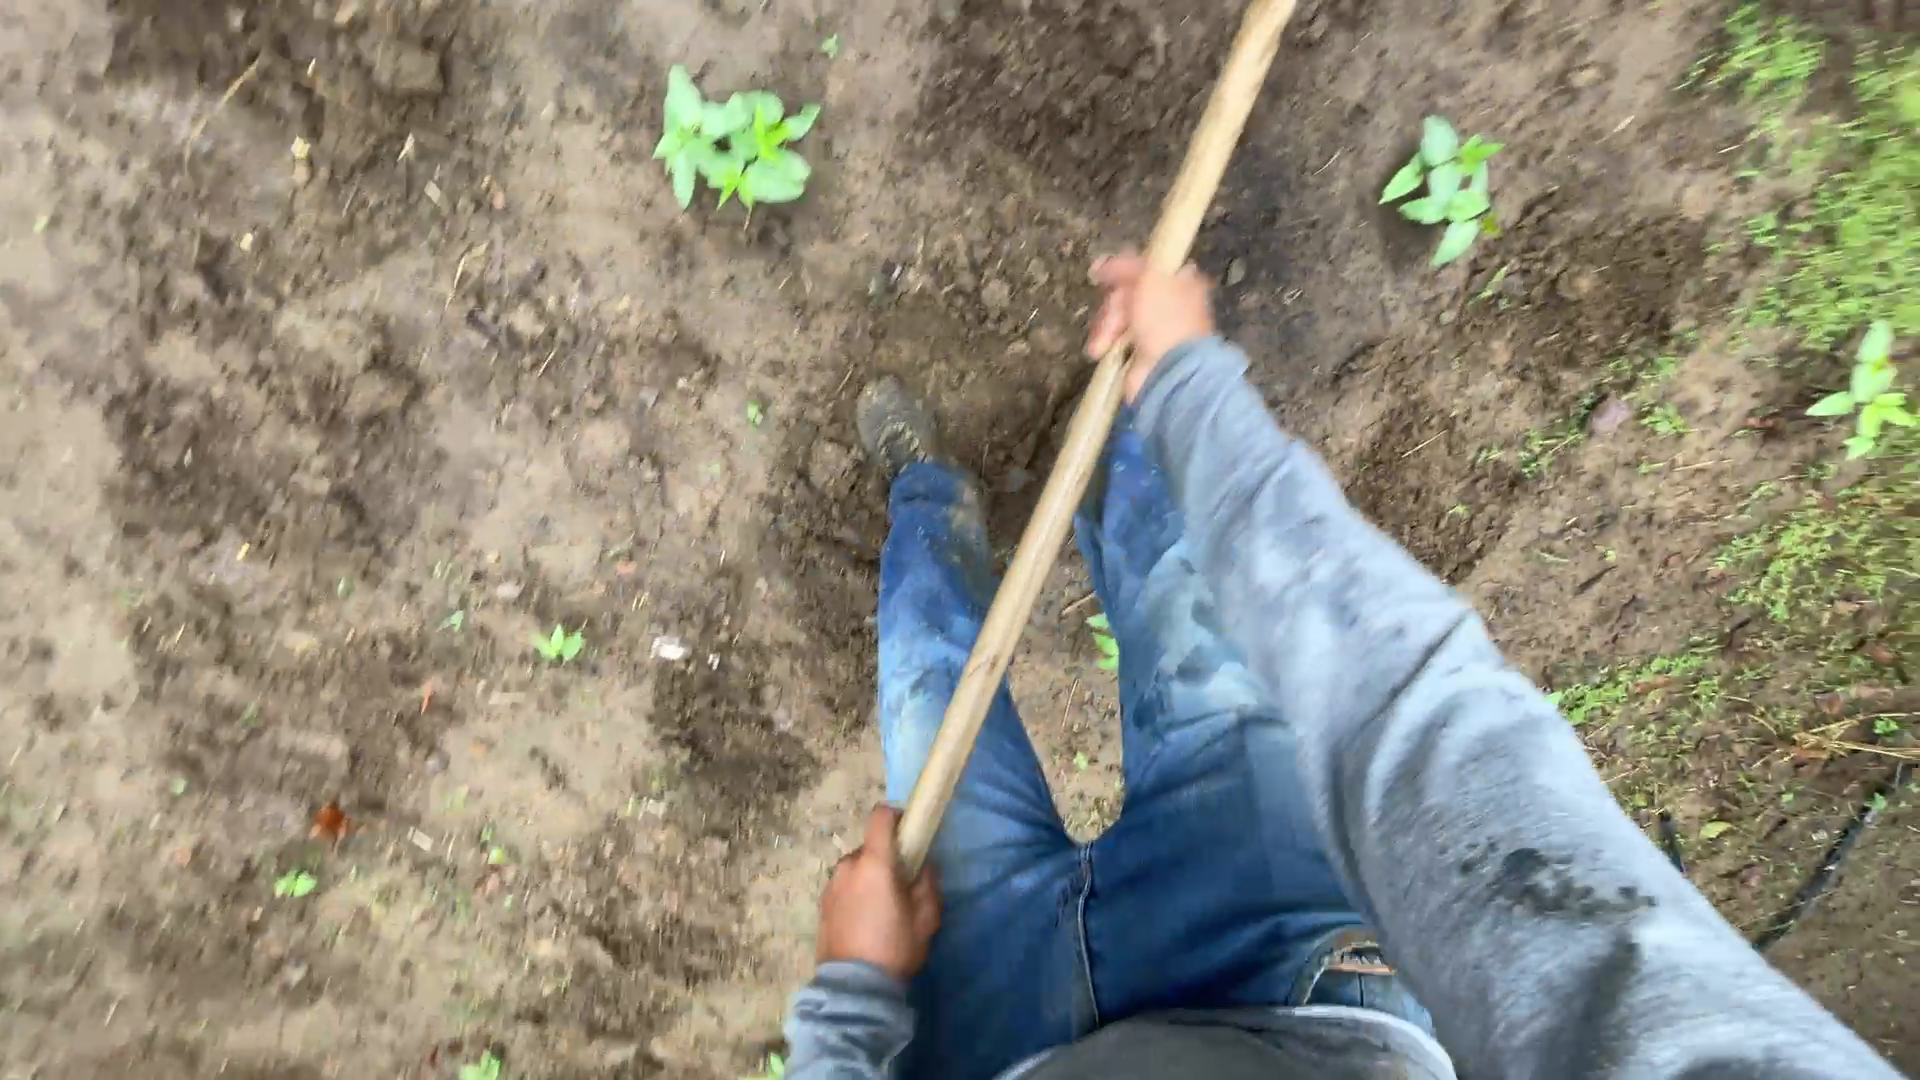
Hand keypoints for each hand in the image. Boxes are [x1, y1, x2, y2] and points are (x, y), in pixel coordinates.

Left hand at [816, 804, 941, 980]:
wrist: (853, 990)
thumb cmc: (894, 947)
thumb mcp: (926, 918)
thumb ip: (928, 883)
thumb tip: (924, 865)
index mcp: (874, 862)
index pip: (880, 816)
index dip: (895, 816)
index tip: (908, 830)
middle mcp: (848, 866)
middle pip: (869, 847)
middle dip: (885, 859)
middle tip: (900, 885)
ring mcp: (831, 885)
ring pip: (856, 868)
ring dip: (868, 877)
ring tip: (880, 908)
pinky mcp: (821, 905)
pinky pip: (844, 886)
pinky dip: (854, 893)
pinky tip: (863, 921)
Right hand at [1086, 253, 1216, 402]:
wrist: (1168, 370)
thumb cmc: (1165, 320)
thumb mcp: (1149, 279)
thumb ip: (1127, 266)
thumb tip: (1102, 262)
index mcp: (1179, 283)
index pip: (1145, 269)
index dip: (1124, 271)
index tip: (1101, 274)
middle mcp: (1167, 305)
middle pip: (1126, 295)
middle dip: (1113, 306)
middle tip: (1113, 316)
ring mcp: (1152, 331)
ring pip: (1117, 318)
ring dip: (1105, 328)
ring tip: (1102, 343)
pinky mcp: (1137, 353)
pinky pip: (1113, 340)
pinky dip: (1104, 344)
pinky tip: (1099, 350)